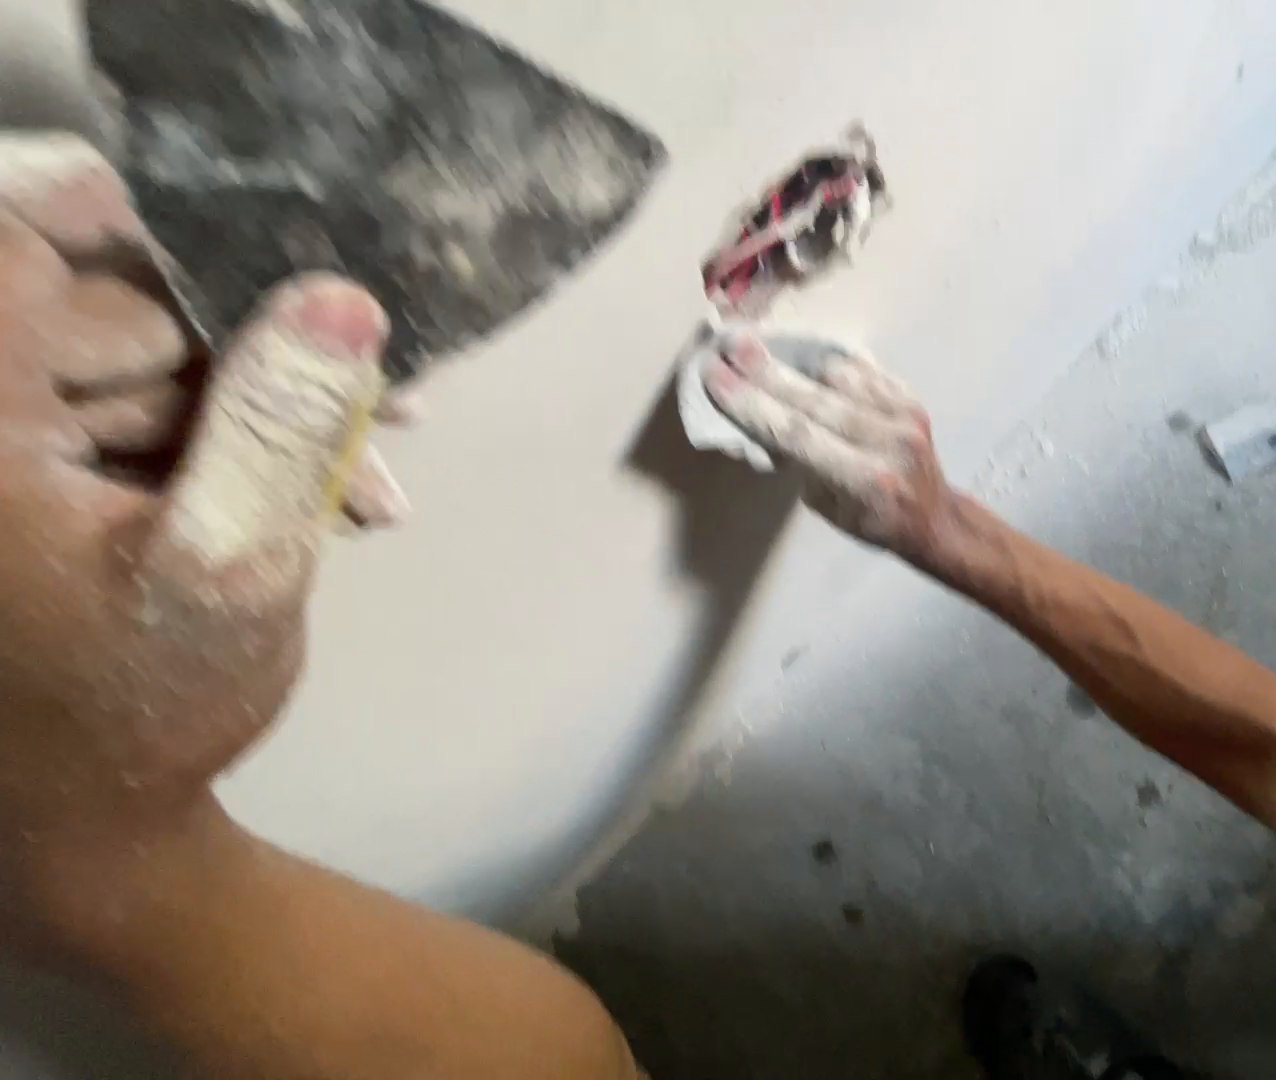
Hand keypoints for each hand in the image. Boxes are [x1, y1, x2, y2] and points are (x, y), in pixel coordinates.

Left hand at [0, 137, 391, 903]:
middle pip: (102, 315)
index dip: (105, 204)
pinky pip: (144, 426)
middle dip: (257, 360)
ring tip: (373, 485)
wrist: (76, 826)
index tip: (242, 220)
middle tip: (383, 413)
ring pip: (143, 376)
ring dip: (272, 419)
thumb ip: (284, 423)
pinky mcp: (31, 484)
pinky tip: (327, 499)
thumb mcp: (233, 561)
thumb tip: (343, 300)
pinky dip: (240, 451)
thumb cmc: (136, 704)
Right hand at [702, 333, 955, 557]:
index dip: (753, 404)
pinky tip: (816, 369)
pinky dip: (836, 369)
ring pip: (839, 376)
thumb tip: (766, 417)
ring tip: (775, 363)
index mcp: (864, 479)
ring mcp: (904, 417)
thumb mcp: (827, 509)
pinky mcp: (913, 400)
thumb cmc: (873, 521)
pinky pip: (864, 370)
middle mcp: (887, 442)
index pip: (797, 434)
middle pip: (814, 399)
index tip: (716, 376)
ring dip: (804, 370)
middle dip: (765, 372)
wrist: (935, 516)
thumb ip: (800, 464)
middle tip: (730, 344)